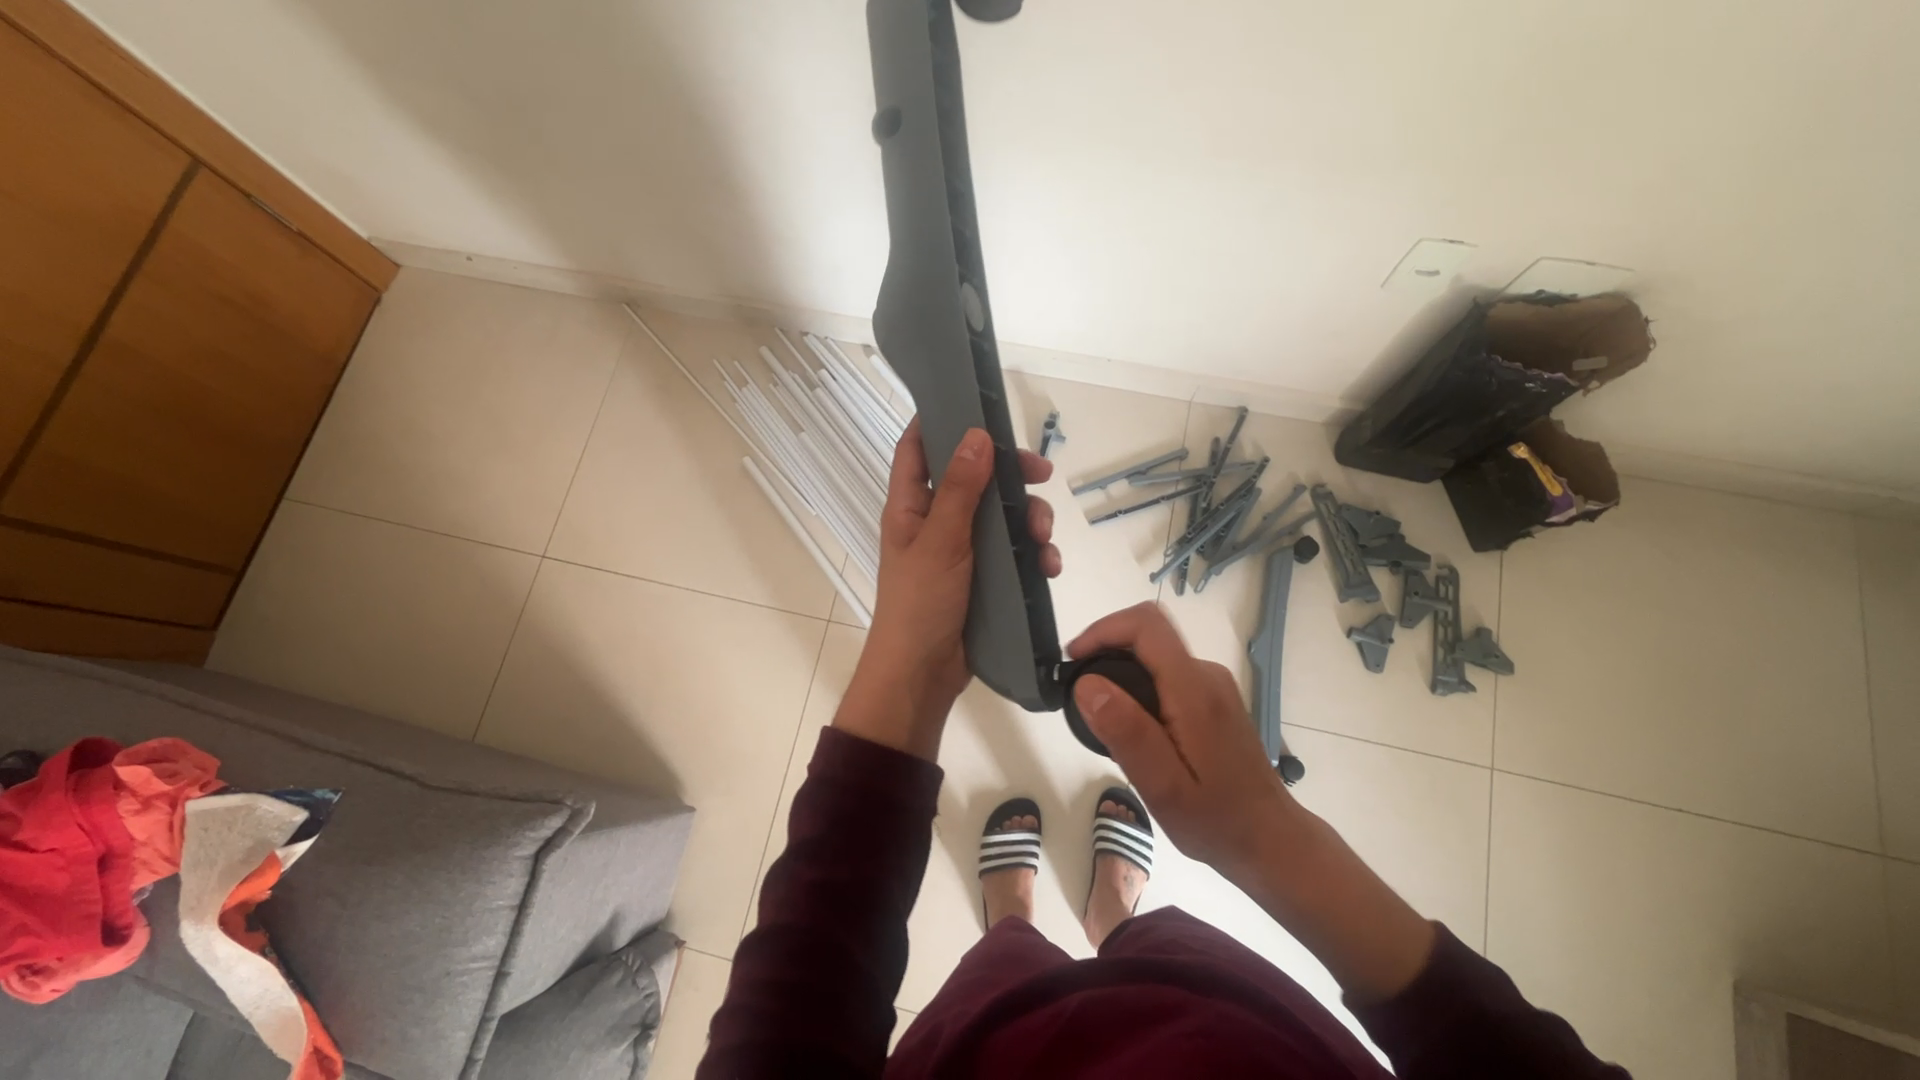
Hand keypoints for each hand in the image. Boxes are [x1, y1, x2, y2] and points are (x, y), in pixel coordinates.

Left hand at [837, 420, 1059, 759]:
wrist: (922, 677)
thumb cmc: (919, 605)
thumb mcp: (941, 541)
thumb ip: (961, 489)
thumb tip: (976, 434)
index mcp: (911, 507)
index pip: (918, 449)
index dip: (938, 423)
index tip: (974, 405)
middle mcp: (935, 522)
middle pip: (974, 478)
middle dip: (1009, 476)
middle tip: (1042, 475)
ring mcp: (960, 551)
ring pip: (1001, 516)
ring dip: (1028, 520)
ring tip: (1043, 540)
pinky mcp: (983, 579)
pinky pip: (1012, 553)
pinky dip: (1032, 555)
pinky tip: (1049, 567)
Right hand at [1066, 602, 1300, 876]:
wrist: (1270, 841)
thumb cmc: (1216, 820)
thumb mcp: (1163, 786)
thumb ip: (1127, 732)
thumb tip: (1087, 684)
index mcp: (1194, 691)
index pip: (1146, 625)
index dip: (1103, 630)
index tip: (1074, 660)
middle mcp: (1207, 677)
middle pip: (1149, 635)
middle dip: (1105, 650)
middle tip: (1078, 696)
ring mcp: (1214, 688)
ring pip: (1156, 655)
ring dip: (1120, 670)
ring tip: (1098, 717)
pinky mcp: (1214, 702)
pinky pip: (1168, 675)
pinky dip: (1138, 685)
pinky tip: (1130, 728)